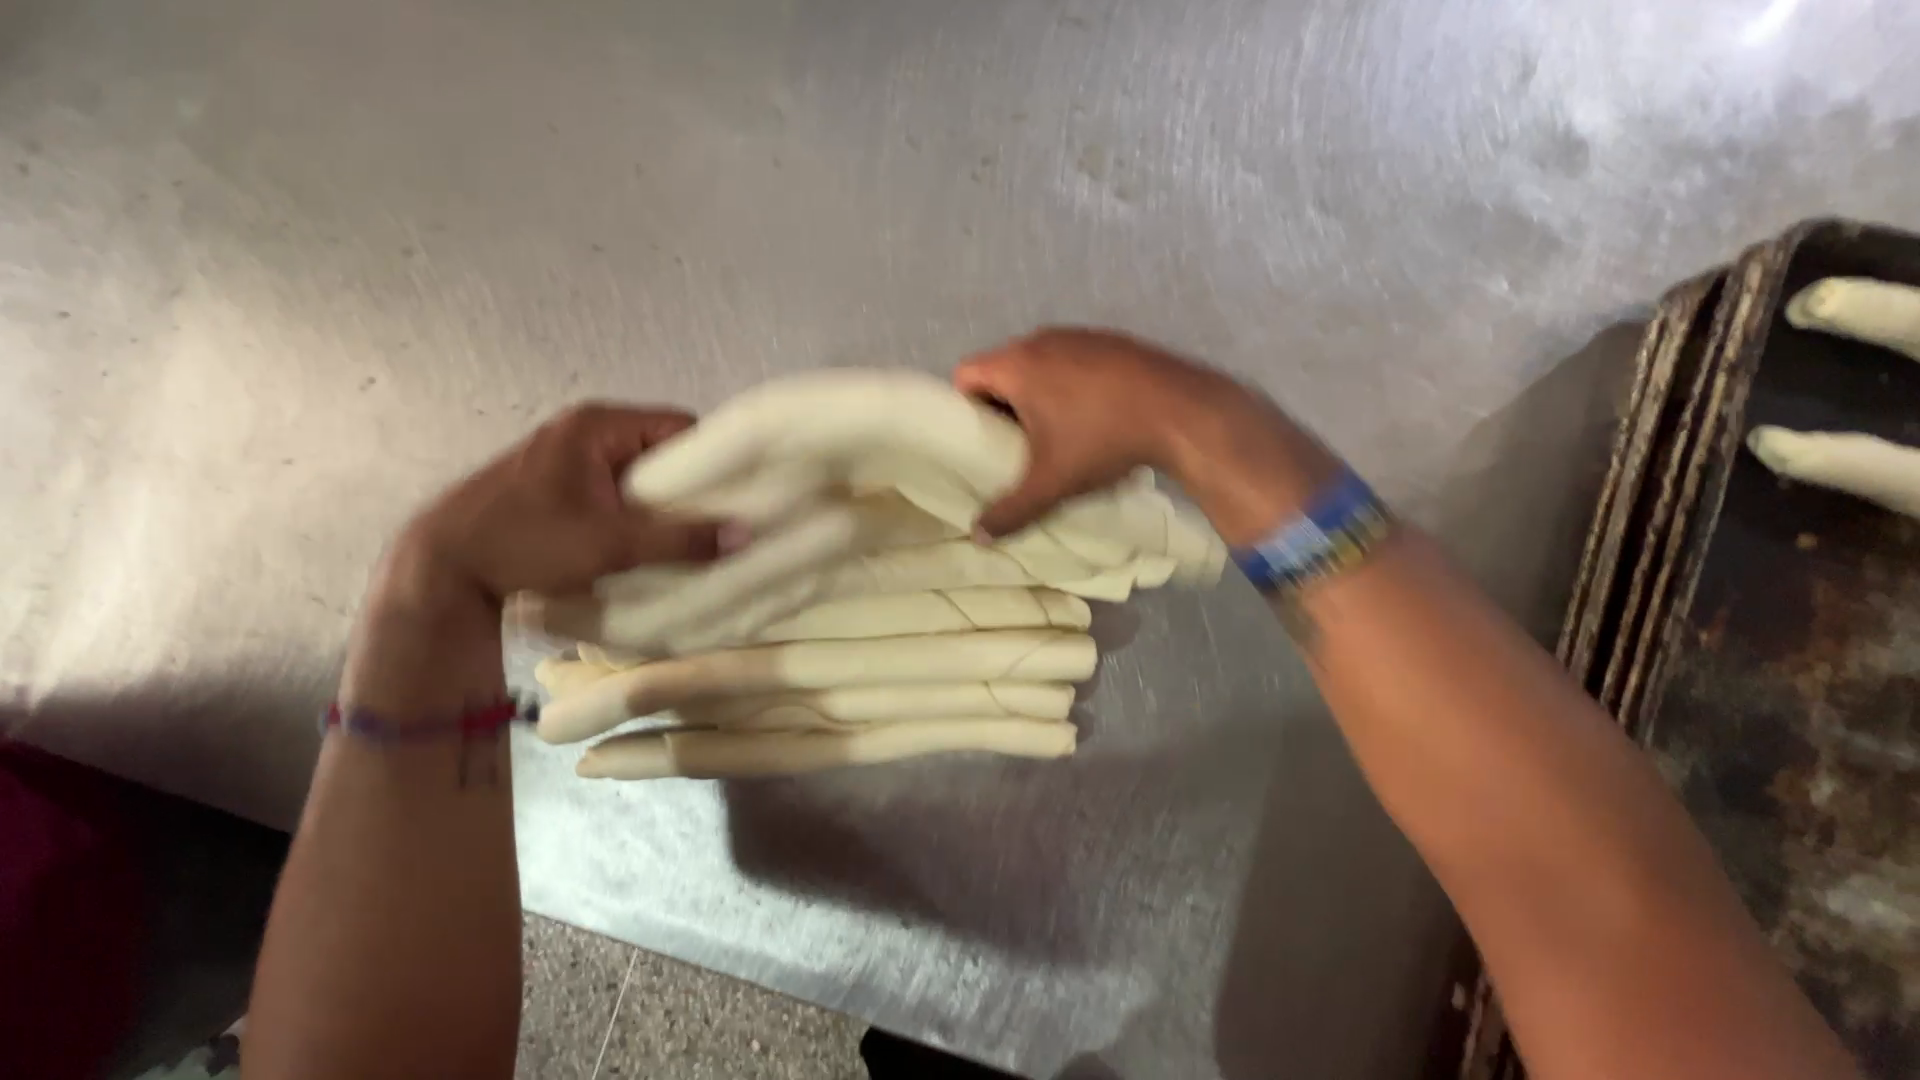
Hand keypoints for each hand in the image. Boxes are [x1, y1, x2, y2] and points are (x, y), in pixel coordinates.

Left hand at [345, 404, 722, 714]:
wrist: (441, 569)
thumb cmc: (526, 543)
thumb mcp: (612, 543)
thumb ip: (682, 538)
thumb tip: (747, 535)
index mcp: (598, 423)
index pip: (681, 426)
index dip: (713, 461)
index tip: (735, 498)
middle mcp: (585, 428)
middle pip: (663, 450)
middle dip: (688, 488)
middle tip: (713, 524)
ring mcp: (569, 454)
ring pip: (640, 473)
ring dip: (660, 504)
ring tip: (681, 537)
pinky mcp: (559, 482)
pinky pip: (617, 487)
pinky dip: (635, 511)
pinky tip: (644, 541)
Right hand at [954, 328, 1341, 542]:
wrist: (1183, 411)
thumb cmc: (1103, 441)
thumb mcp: (1052, 483)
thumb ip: (1011, 510)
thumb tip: (980, 536)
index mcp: (1017, 364)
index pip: (966, 374)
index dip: (966, 406)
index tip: (982, 438)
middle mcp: (1042, 340)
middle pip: (1002, 368)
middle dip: (1002, 405)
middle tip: (1014, 444)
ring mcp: (1080, 335)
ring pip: (1039, 363)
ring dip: (1038, 394)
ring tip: (1056, 433)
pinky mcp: (1111, 340)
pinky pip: (1072, 360)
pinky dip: (1070, 384)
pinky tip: (1093, 415)